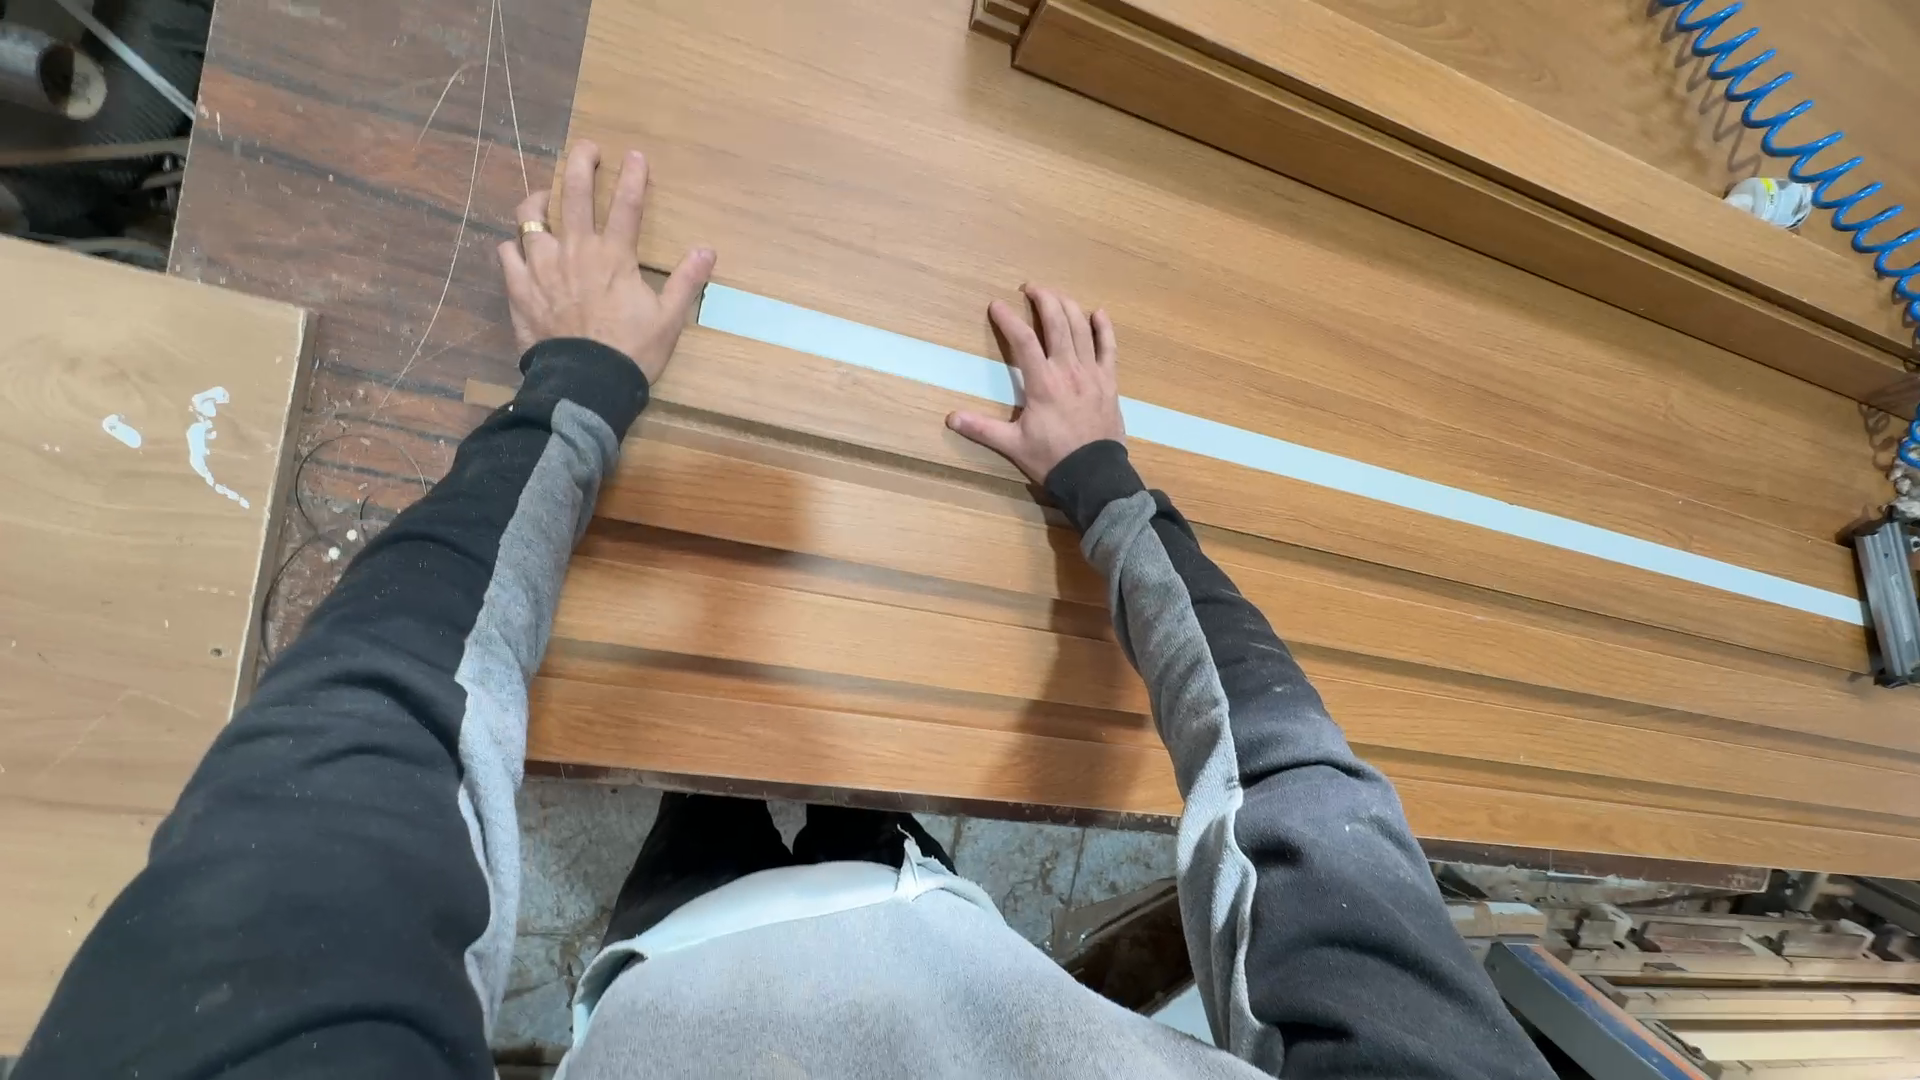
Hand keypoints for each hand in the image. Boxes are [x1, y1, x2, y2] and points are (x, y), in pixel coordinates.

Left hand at [497, 140, 715, 383]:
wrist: (588, 380)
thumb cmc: (633, 351)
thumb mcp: (669, 319)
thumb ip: (687, 281)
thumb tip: (708, 250)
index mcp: (615, 256)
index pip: (626, 206)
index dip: (633, 177)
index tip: (635, 155)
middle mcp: (575, 250)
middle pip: (574, 193)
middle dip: (580, 164)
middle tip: (585, 148)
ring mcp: (542, 265)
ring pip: (531, 217)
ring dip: (538, 201)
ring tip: (542, 197)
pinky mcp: (519, 286)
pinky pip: (508, 252)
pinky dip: (514, 246)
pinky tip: (520, 248)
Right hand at [947, 284, 1123, 483]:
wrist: (1093, 475)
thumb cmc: (1051, 459)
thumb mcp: (1012, 445)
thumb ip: (982, 429)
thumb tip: (950, 418)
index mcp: (1042, 383)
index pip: (1022, 340)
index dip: (1008, 319)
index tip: (996, 305)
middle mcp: (1068, 370)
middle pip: (1057, 322)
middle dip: (1043, 299)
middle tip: (1030, 289)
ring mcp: (1092, 373)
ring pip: (1081, 329)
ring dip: (1068, 306)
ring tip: (1056, 295)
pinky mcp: (1109, 382)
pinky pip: (1109, 348)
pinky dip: (1104, 328)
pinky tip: (1097, 313)